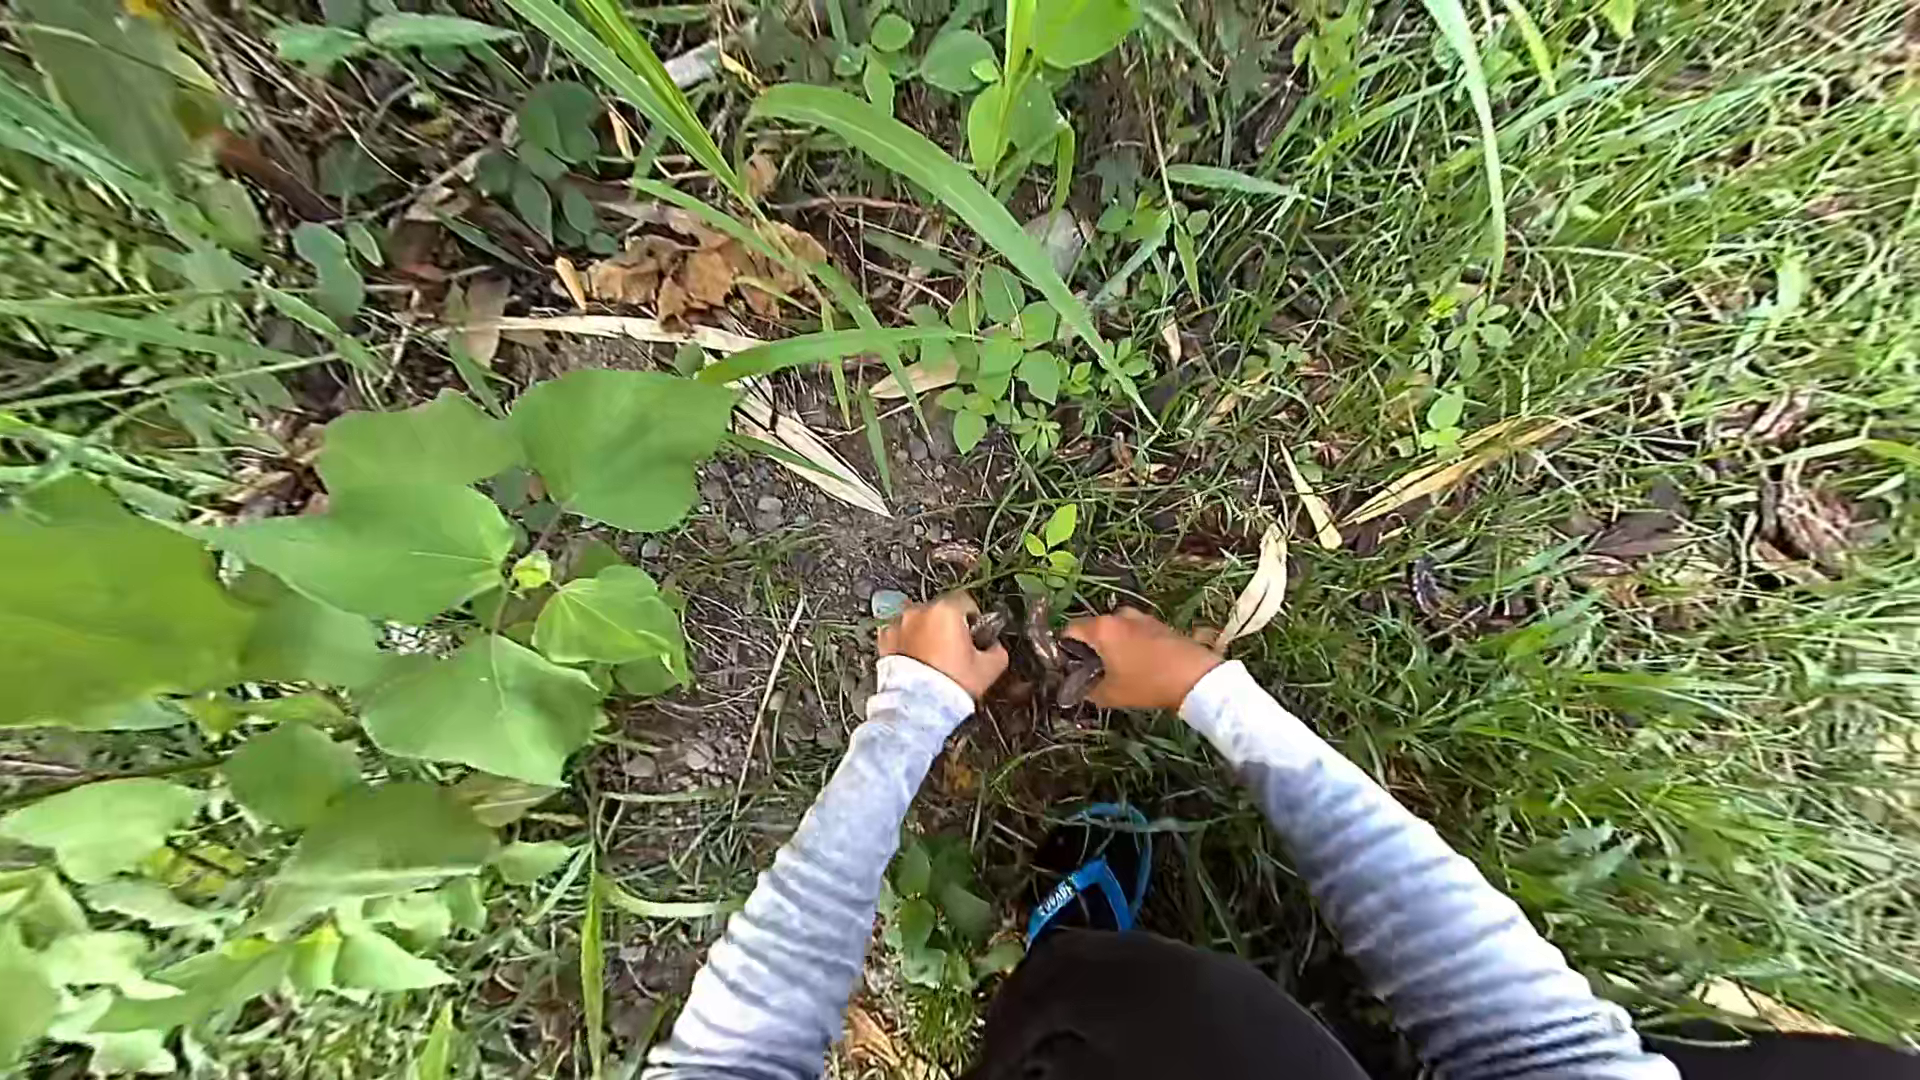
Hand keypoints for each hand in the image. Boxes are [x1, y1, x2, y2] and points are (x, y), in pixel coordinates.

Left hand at [877, 591, 1008, 700]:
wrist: (917, 707)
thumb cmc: (951, 685)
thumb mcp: (989, 669)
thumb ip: (997, 650)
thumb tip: (994, 646)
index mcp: (947, 611)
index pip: (966, 601)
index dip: (973, 617)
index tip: (975, 633)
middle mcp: (920, 611)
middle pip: (941, 610)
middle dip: (949, 626)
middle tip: (955, 650)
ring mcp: (899, 624)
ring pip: (919, 621)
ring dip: (927, 632)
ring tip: (933, 658)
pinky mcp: (885, 639)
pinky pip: (901, 633)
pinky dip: (908, 642)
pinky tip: (917, 660)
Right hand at [1063, 607, 1221, 709]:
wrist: (1197, 677)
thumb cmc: (1148, 683)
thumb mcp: (1111, 694)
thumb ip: (1088, 691)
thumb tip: (1078, 690)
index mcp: (1101, 628)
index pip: (1069, 629)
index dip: (1065, 648)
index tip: (1071, 666)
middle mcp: (1118, 616)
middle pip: (1092, 627)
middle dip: (1089, 646)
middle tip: (1093, 670)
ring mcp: (1141, 617)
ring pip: (1115, 628)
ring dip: (1111, 644)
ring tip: (1118, 667)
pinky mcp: (1159, 623)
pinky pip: (1134, 630)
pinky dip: (1130, 642)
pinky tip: (1139, 663)